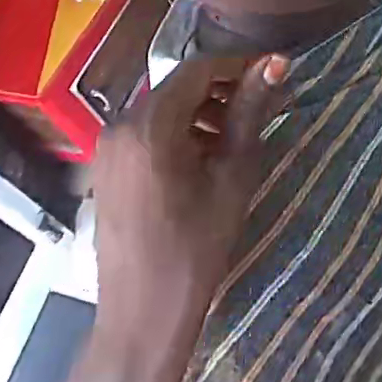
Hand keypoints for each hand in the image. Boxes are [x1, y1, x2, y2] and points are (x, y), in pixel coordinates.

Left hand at [44, 55, 287, 381]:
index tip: (271, 75)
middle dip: (221, 90)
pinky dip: (177, 131)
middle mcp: (120, 123)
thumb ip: (250, 113)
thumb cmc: (195, 249)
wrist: (141, 317)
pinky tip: (203, 156)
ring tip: (236, 136)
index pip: (198, 69)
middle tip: (261, 108)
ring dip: (201, 111)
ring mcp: (107, 144)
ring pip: (162, 107)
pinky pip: (146, 130)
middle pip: (178, 86)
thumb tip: (276, 64)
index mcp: (149, 124)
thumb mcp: (231, 176)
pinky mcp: (106, 164)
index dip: (237, 66)